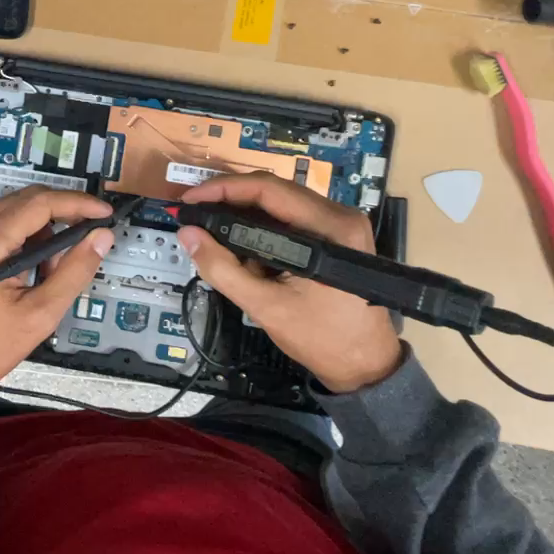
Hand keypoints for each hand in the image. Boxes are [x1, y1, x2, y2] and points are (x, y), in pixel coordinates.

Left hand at [0, 187, 114, 437]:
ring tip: (55, 266)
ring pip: (12, 209)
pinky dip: (21, 234)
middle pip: (24, 199)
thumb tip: (101, 237)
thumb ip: (74, 271)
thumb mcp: (40, 314)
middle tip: (88, 238)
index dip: (77, 203)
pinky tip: (32, 266)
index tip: (104, 212)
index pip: (38, 203)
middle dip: (62, 213)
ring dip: (42, 226)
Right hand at [176, 172, 400, 393]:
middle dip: (228, 201)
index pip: (268, 189)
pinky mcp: (334, 236)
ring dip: (242, 217)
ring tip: (211, 233)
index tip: (189, 201)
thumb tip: (187, 234)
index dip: (222, 189)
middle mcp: (339, 216)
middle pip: (272, 191)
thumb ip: (221, 268)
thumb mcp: (264, 305)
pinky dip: (259, 230)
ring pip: (277, 205)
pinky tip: (241, 248)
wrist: (366, 364)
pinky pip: (288, 219)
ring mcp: (339, 224)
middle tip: (193, 215)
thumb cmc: (322, 338)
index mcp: (330, 228)